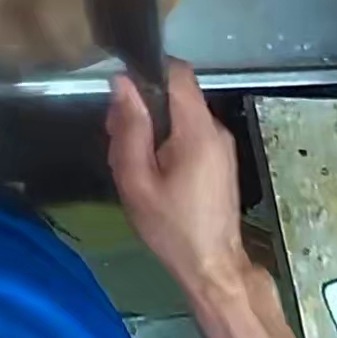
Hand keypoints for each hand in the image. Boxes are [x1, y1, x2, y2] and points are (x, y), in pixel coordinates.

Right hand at [106, 60, 252, 291]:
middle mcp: (215, 130)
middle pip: (173, 93)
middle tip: (116, 134)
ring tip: (129, 156)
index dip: (148, 69)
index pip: (178, 73)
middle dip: (140, 103)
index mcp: (196, 131)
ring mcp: (221, 144)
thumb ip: (129, 126)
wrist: (212, 268)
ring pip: (177, 111)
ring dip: (149, 122)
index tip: (122, 88)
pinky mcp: (219, 157)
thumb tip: (121, 82)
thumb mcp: (136, 176)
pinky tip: (148, 165)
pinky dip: (163, 136)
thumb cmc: (169, 224)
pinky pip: (186, 129)